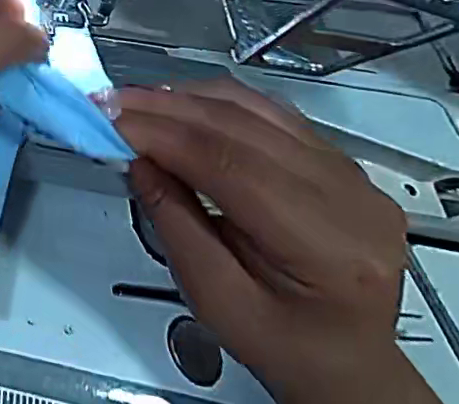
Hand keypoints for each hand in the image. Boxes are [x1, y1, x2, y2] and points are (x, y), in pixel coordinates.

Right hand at [113, 79, 437, 403]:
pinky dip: (212, 101)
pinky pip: (265, 109)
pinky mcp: (334, 154)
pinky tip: (177, 104)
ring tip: (134, 101)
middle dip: (165, 109)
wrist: (349, 361)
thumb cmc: (286, 347)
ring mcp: (346, 168)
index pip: (231, 166)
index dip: (164, 135)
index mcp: (328, 245)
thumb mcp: (218, 303)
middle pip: (240, 126)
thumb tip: (137, 158)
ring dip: (185, 97)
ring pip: (251, 106)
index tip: (110, 121)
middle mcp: (347, 194)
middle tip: (108, 102)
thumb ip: (175, 226)